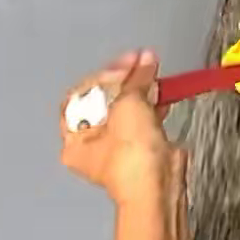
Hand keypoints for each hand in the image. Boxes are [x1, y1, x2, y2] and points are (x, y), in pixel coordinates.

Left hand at [59, 50, 173, 205]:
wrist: (157, 181)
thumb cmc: (130, 151)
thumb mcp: (129, 105)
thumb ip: (137, 78)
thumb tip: (146, 58)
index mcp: (75, 139)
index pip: (81, 97)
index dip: (102, 76)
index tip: (126, 63)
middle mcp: (92, 142)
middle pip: (104, 100)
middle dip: (125, 77)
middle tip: (142, 60)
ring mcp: (118, 143)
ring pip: (126, 105)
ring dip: (141, 85)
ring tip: (155, 69)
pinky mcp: (142, 143)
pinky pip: (143, 114)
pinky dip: (153, 100)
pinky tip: (163, 91)